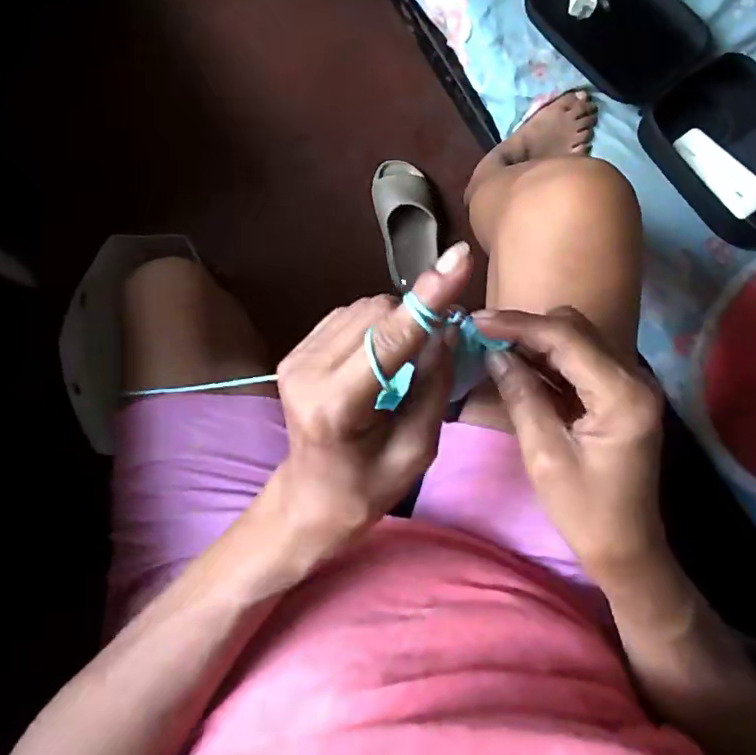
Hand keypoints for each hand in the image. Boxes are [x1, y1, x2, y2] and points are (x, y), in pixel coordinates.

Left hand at [265, 242, 475, 551]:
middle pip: (378, 313)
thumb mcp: (416, 451)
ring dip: (395, 324)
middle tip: (435, 349)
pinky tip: (378, 359)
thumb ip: (433, 387)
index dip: (428, 297)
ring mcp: (295, 356)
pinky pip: (349, 315)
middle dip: (415, 320)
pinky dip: (375, 327)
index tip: (460, 258)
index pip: (390, 339)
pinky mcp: (296, 348)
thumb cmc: (368, 488)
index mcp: (335, 406)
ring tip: (401, 366)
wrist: (310, 496)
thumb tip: (448, 328)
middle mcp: (306, 371)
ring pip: (364, 307)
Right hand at [474, 307, 667, 586]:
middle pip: (574, 329)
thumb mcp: (544, 454)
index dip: (518, 325)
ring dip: (535, 340)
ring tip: (493, 348)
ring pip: (576, 338)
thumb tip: (494, 353)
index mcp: (622, 395)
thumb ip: (521, 395)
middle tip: (482, 337)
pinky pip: (580, 358)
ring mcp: (631, 382)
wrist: (627, 547)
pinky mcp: (620, 391)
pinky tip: (518, 364)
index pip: (566, 338)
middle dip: (526, 328)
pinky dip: (548, 357)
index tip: (476, 321)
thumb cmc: (585, 510)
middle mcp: (635, 378)